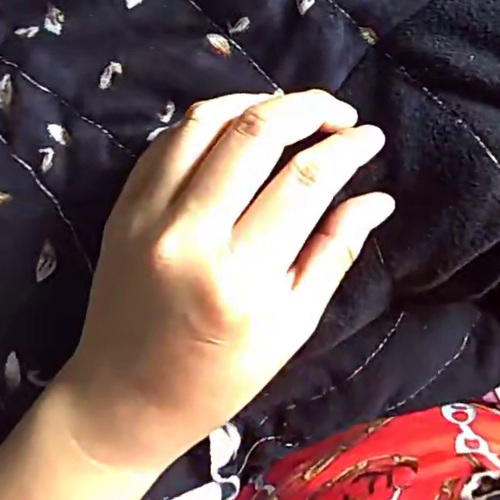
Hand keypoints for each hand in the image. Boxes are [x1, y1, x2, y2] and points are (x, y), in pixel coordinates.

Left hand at [52, 91, 395, 474]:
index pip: (305, 180)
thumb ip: (334, 252)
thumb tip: (377, 198)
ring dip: (258, 101)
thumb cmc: (218, 376)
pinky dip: (211, 119)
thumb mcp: (291, 326)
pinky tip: (239, 126)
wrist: (122, 398)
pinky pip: (170, 138)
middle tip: (339, 113)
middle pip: (256, 132)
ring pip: (207, 119)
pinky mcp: (123, 204)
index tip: (370, 137)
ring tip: (293, 110)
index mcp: (241, 276)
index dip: (347, 148)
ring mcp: (147, 214)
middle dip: (309, 108)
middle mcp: (190, 234)